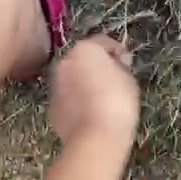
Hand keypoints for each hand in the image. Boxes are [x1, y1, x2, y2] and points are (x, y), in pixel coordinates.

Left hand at [48, 35, 139, 150]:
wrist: (95, 137)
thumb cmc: (118, 102)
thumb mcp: (128, 79)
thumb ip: (120, 65)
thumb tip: (115, 63)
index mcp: (84, 49)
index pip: (103, 42)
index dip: (118, 51)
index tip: (127, 63)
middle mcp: (64, 62)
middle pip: (83, 58)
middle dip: (97, 66)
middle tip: (114, 79)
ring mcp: (54, 85)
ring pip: (72, 78)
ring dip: (84, 82)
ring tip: (101, 98)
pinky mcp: (51, 107)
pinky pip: (67, 97)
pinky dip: (76, 101)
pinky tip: (89, 113)